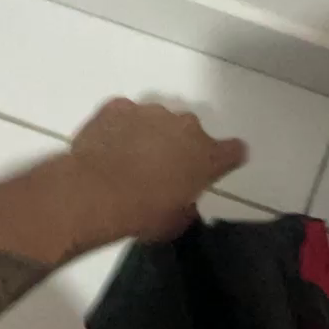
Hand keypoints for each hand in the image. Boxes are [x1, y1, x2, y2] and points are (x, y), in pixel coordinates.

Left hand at [66, 98, 247, 242]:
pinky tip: (109, 146)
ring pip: (158, 119)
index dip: (225, 159)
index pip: (234, 151)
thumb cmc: (142, 214)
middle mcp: (186, 126)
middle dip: (181, 146)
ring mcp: (151, 111)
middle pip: (192, 132)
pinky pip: (125, 114)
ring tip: (130, 158)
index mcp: (208, 156)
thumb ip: (188, 206)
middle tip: (162, 169)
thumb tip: (184, 202)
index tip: (214, 168)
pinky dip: (121, 126)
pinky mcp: (118, 106)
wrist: (94, 194)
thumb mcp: (175, 222)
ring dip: (151, 133)